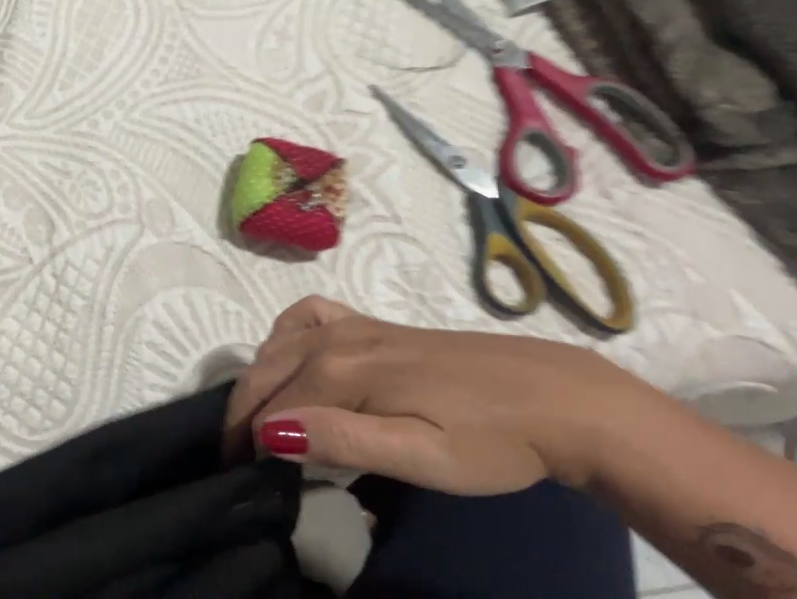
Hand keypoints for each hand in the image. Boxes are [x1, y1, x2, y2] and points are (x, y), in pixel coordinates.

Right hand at [226, 296, 661, 494]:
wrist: (557, 400)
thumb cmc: (491, 442)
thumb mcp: (421, 458)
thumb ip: (341, 439)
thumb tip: (268, 431)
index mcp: (340, 370)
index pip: (272, 409)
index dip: (251, 446)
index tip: (248, 479)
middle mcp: (333, 337)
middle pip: (265, 373)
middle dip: (242, 414)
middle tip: (239, 459)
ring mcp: (352, 323)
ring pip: (278, 346)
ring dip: (258, 381)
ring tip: (260, 420)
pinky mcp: (373, 323)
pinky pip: (307, 316)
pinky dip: (284, 335)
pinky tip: (290, 353)